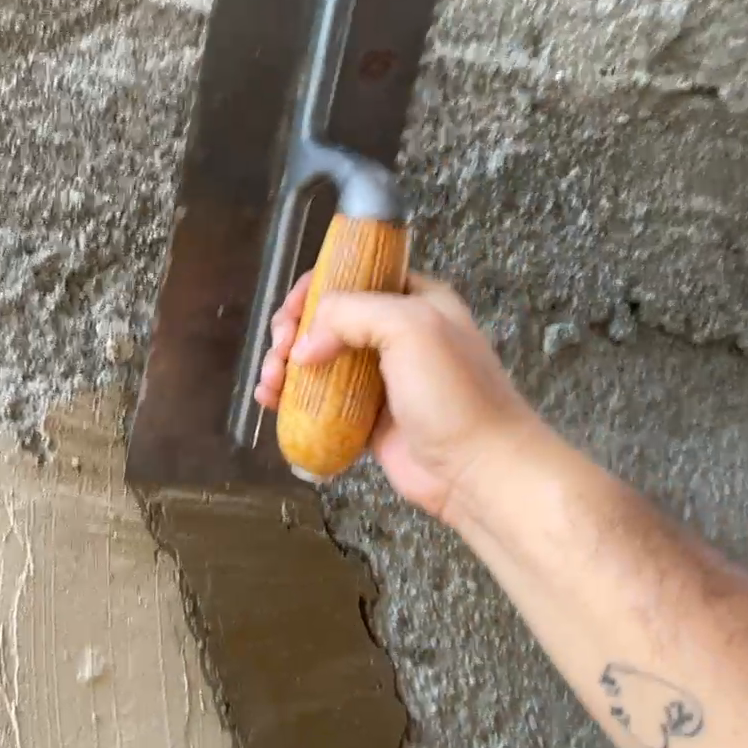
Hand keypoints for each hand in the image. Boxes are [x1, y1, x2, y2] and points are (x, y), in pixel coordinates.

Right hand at [253, 271, 547, 519]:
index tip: (291, 313)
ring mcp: (376, 376)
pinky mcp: (362, 415)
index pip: (352, 276)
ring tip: (269, 385)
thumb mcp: (410, 327)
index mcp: (413, 300)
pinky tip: (270, 402)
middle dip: (290, 331)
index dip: (314, 289)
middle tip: (280, 352)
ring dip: (282, 365)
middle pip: (323, 318)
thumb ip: (351, 313)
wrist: (478, 471)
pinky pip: (315, 398)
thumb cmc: (454, 394)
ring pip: (314, 358)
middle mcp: (393, 334)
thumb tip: (303, 345)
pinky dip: (288, 397)